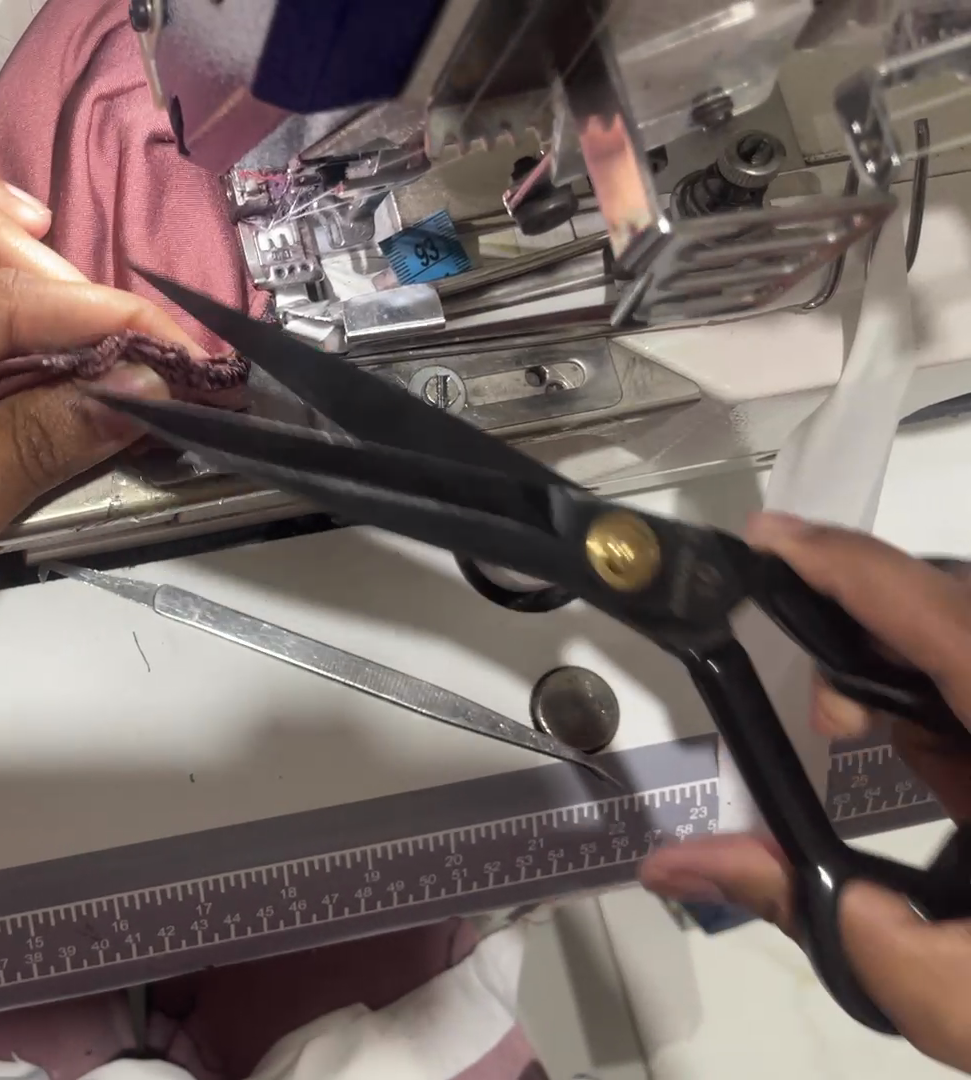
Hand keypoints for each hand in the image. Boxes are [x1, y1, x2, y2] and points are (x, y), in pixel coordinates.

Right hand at [640, 512, 970, 1065]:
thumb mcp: (951, 991)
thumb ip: (805, 909)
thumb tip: (667, 863)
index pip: (955, 630)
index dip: (857, 571)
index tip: (770, 537)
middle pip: (960, 622)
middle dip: (863, 626)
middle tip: (808, 690)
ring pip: (963, 650)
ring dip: (883, 667)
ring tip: (835, 726)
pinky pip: (968, 691)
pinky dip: (914, 701)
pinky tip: (876, 736)